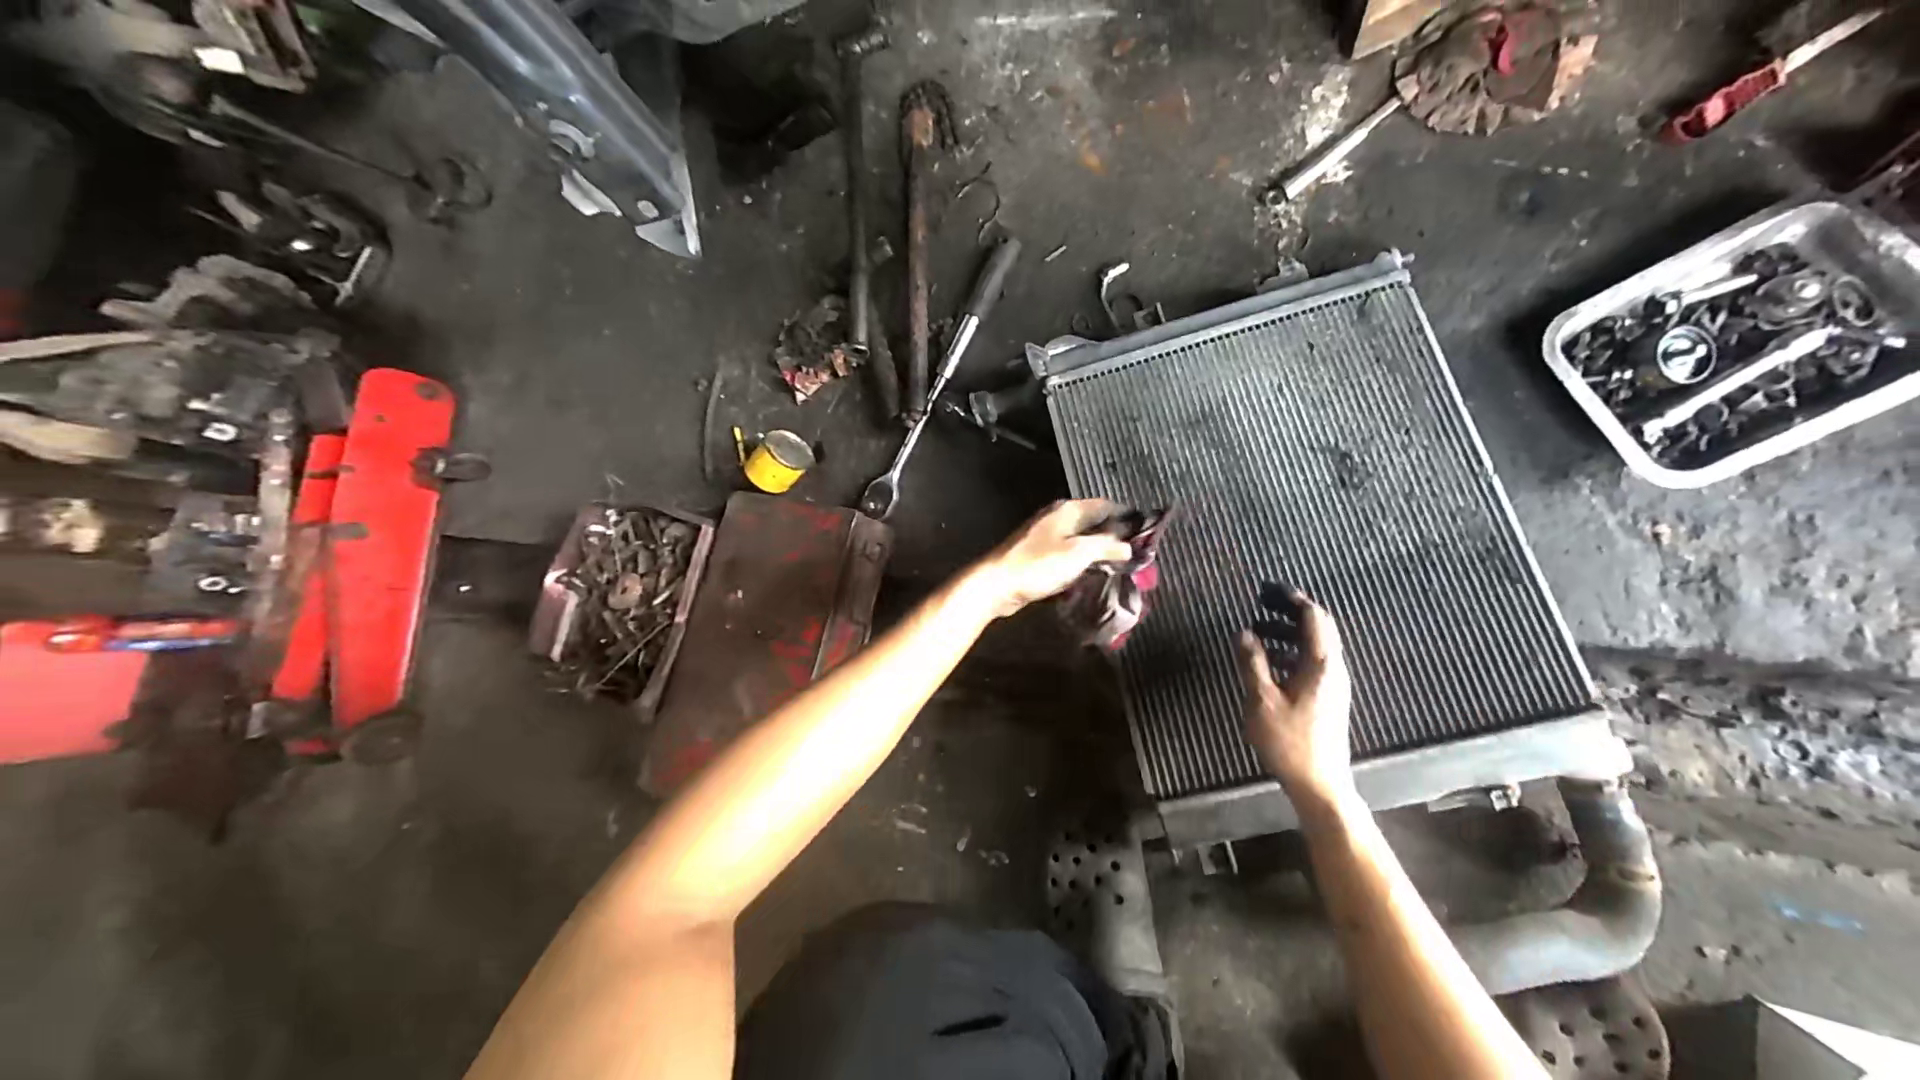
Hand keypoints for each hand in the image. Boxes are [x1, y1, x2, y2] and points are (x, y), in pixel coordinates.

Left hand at [970, 499, 1134, 617]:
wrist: (997, 584)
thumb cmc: (1039, 565)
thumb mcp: (1079, 553)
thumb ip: (1107, 545)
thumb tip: (1129, 545)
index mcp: (1069, 509)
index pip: (1106, 505)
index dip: (1128, 517)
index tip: (1147, 532)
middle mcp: (1058, 517)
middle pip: (1095, 522)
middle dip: (1116, 535)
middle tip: (1137, 552)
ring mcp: (1047, 535)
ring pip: (1082, 538)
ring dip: (1100, 550)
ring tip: (1120, 565)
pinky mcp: (1039, 554)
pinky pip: (1070, 553)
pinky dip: (1084, 561)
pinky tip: (1092, 573)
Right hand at [1236, 594, 1354, 796]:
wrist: (1319, 783)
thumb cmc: (1290, 740)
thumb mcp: (1262, 699)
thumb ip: (1252, 662)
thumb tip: (1244, 633)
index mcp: (1321, 664)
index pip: (1314, 618)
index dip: (1293, 600)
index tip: (1269, 590)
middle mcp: (1332, 669)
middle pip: (1318, 629)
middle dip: (1290, 612)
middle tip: (1261, 605)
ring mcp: (1332, 684)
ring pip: (1313, 646)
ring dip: (1287, 633)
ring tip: (1257, 631)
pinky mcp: (1326, 697)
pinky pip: (1309, 662)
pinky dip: (1289, 652)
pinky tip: (1267, 661)